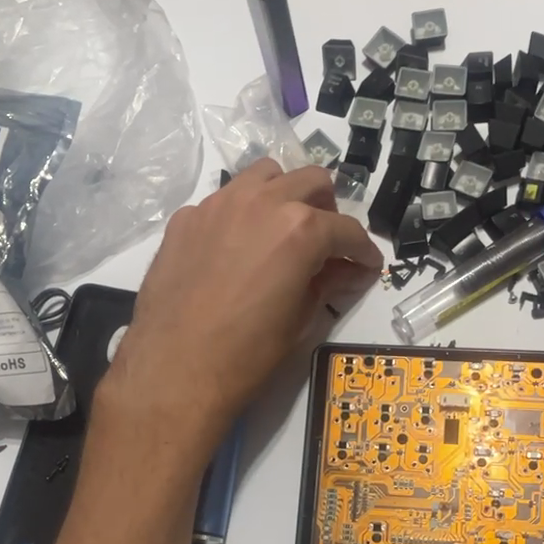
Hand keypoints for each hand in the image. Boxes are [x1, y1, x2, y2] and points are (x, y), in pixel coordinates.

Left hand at [102, 159, 382, 455]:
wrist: (176, 368)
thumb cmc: (247, 355)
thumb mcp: (301, 321)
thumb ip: (328, 284)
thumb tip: (350, 271)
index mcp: (300, 229)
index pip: (346, 229)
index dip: (363, 251)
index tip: (367, 266)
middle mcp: (262, 202)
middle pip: (311, 182)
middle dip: (328, 210)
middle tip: (327, 245)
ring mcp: (219, 204)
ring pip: (265, 175)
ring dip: (284, 196)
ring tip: (282, 232)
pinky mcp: (187, 218)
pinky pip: (224, 201)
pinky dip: (241, 216)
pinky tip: (237, 252)